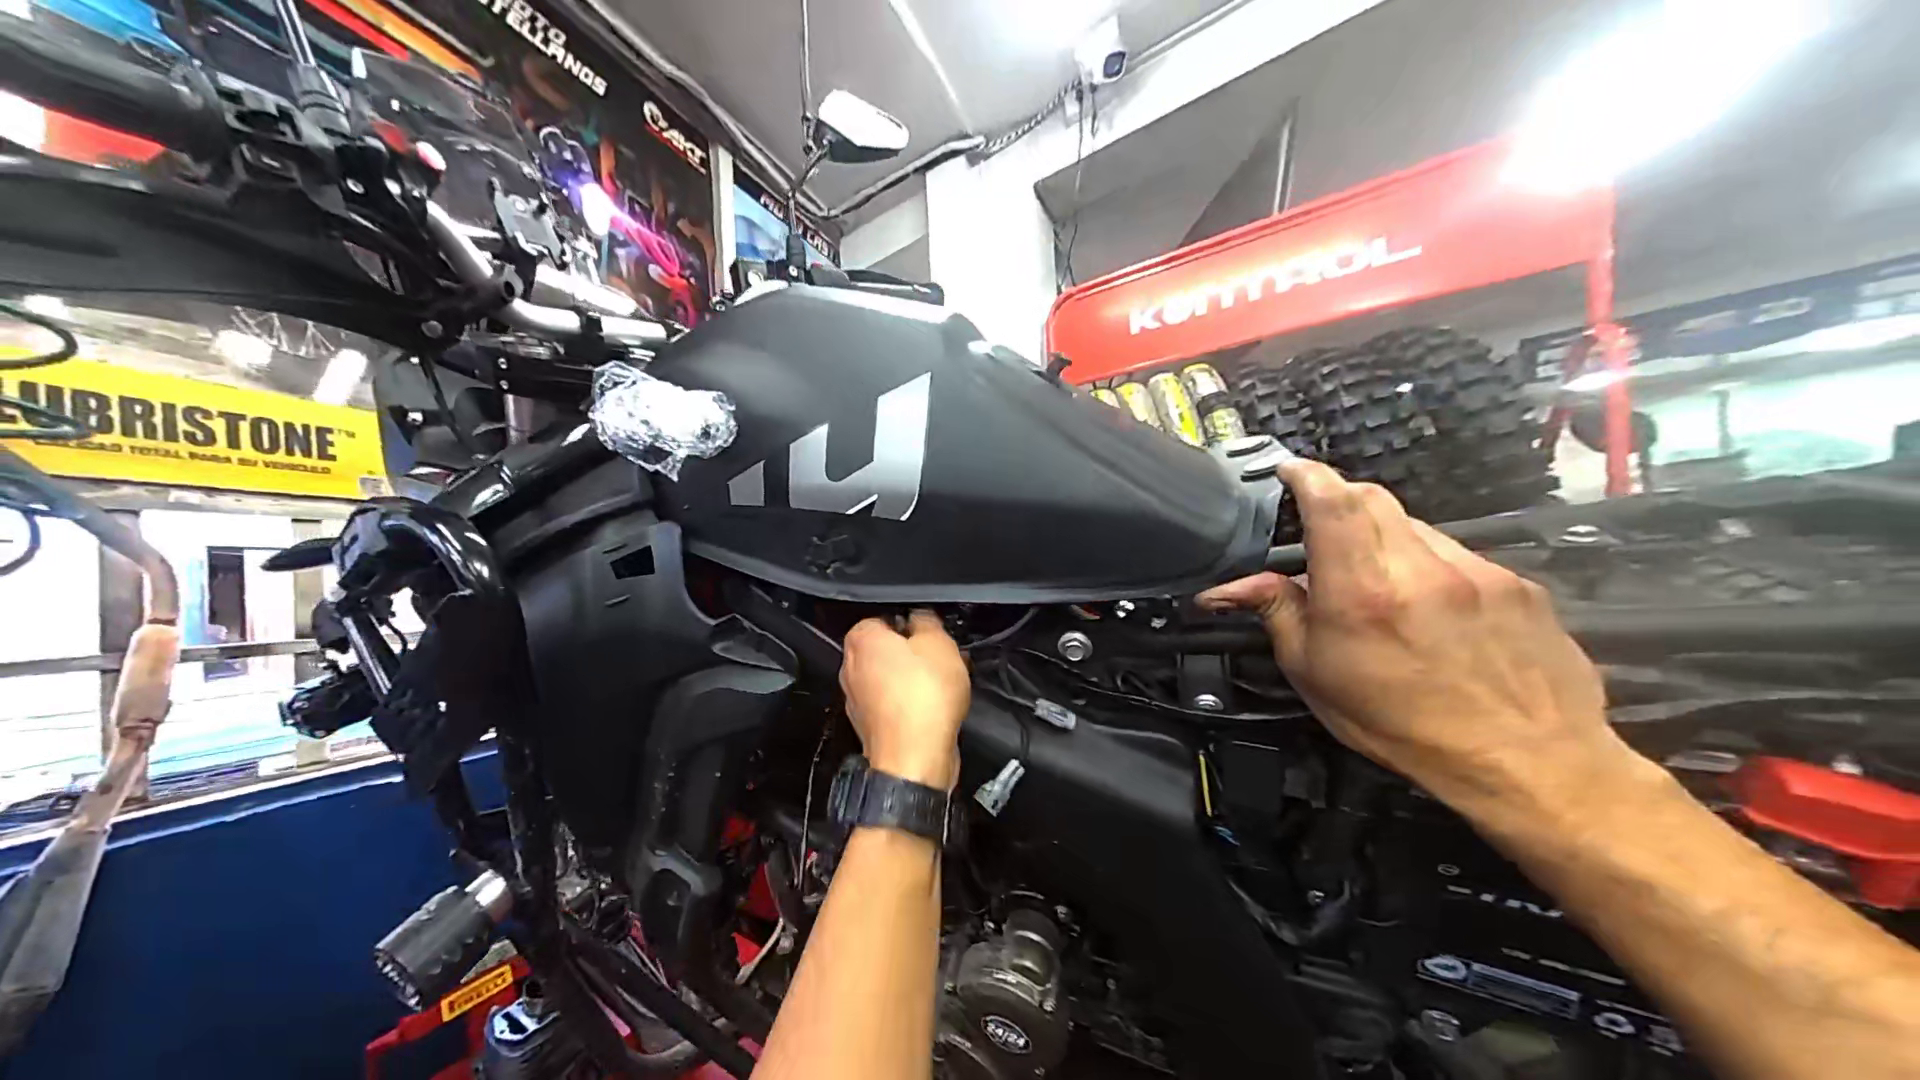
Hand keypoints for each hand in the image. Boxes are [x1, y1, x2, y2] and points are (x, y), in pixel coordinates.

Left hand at [839, 611, 970, 789]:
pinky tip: (933, 709)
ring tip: (943, 686)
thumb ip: (927, 622)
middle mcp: (851, 668)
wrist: (915, 758)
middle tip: (940, 660)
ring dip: (914, 680)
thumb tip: (921, 619)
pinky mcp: (869, 725)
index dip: (911, 625)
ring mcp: (857, 699)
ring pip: (889, 678)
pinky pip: (892, 704)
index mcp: (861, 639)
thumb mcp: (939, 643)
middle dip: (913, 653)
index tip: (931, 635)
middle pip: (886, 650)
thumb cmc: (923, 700)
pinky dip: (910, 704)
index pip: (883, 618)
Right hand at [1199, 460, 1650, 816]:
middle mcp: (1420, 568)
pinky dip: (1426, 562)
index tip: (1289, 469)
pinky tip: (1429, 605)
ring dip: (1383, 535)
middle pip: (1372, 498)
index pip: (1332, 503)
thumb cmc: (1399, 724)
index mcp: (1361, 592)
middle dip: (1339, 497)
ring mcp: (1476, 570)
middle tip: (1320, 522)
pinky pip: (1456, 552)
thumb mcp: (1315, 673)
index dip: (1307, 475)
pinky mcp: (1516, 582)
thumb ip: (1276, 613)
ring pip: (1414, 525)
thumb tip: (1227, 589)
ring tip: (1377, 581)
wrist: (1527, 762)